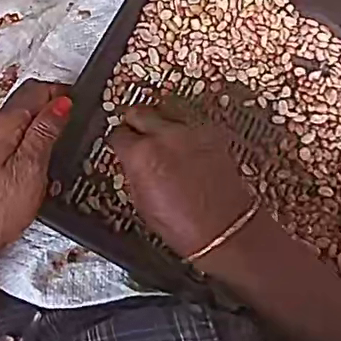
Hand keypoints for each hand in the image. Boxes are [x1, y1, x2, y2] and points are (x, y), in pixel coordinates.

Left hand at [0, 79, 71, 268]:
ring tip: (72, 132)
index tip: (85, 102)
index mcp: (3, 123)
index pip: (36, 90)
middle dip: (56, 101)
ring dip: (48, 119)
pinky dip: (39, 136)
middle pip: (29, 99)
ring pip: (26, 117)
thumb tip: (62, 102)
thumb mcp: (31, 166)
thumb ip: (46, 131)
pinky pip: (21, 135)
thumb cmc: (0, 208)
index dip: (62, 92)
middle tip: (82, 115)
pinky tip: (52, 151)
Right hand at [106, 107, 256, 260]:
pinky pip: (190, 125)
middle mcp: (164, 135)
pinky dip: (184, 133)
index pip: (118, 134)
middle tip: (136, 135)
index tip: (121, 146)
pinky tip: (185, 149)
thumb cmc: (182, 224)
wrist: (222, 228)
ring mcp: (190, 131)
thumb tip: (131, 160)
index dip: (119, 142)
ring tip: (162, 143)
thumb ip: (133, 171)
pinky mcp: (212, 133)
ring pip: (166, 114)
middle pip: (140, 112)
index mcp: (140, 154)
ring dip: (161, 125)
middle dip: (135, 122)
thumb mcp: (141, 201)